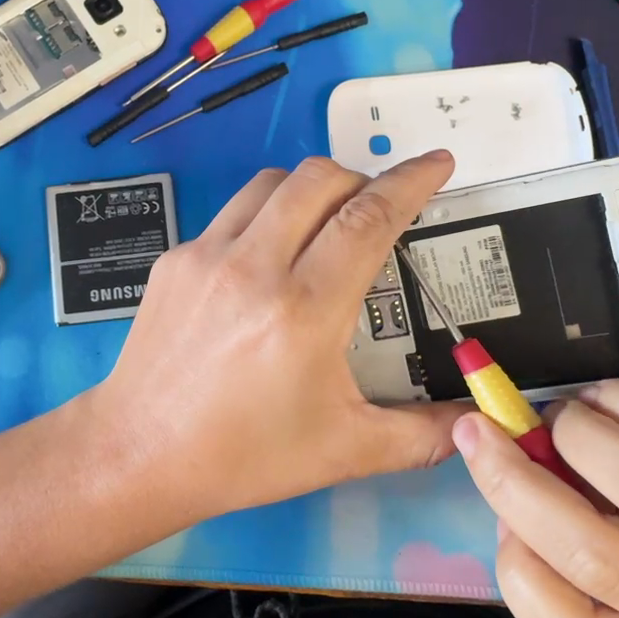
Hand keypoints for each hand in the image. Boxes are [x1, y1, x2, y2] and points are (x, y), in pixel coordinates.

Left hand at [85, 153, 473, 524]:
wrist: (141, 451)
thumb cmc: (245, 455)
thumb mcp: (346, 450)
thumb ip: (424, 433)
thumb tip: (477, 419)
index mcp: (303, 310)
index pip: (368, 219)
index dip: (410, 182)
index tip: (437, 162)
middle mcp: (253, 267)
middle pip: (319, 179)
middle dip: (361, 179)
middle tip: (379, 208)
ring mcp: (205, 256)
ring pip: (271, 184)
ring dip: (310, 189)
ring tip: (326, 224)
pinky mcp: (174, 259)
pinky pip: (231, 214)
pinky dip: (264, 217)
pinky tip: (268, 259)